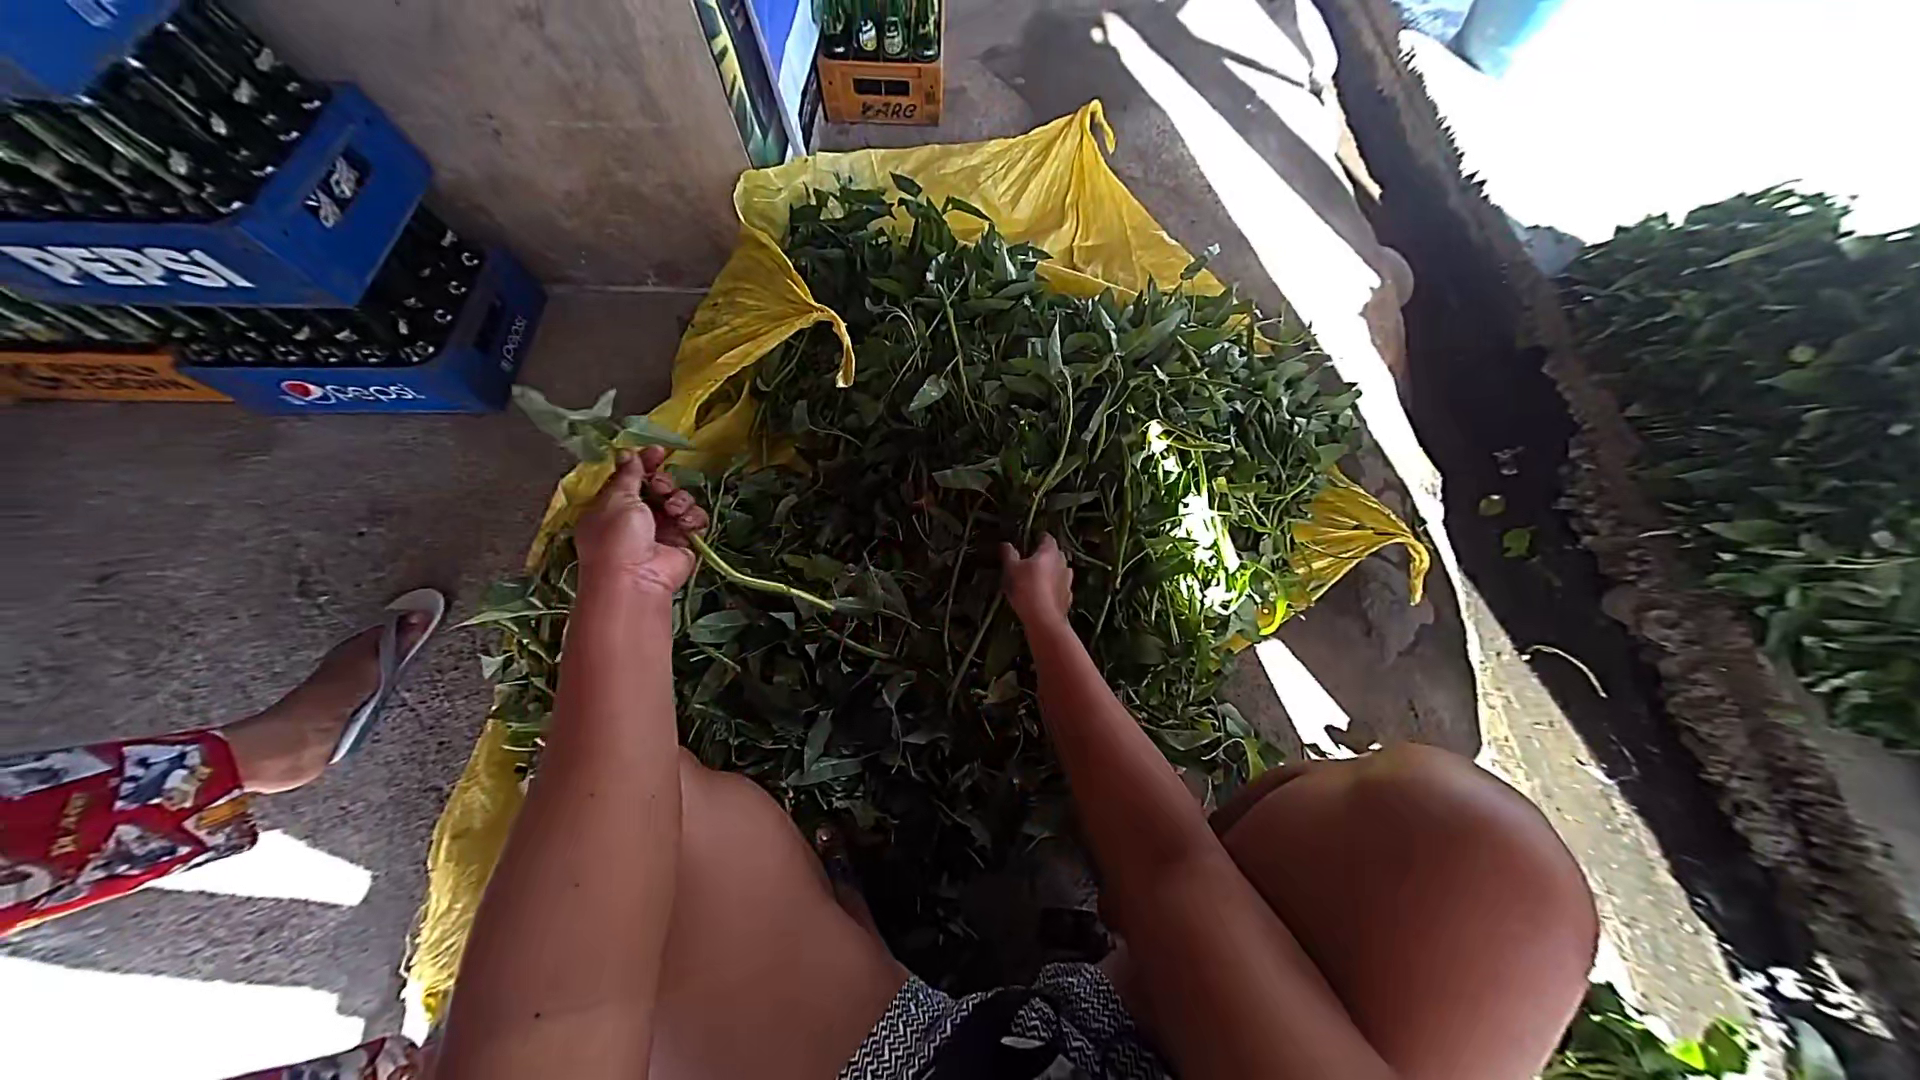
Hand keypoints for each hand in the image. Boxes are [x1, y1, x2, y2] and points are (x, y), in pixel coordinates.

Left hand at [574, 446, 708, 596]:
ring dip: (679, 499)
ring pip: (680, 500)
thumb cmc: (617, 537)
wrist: (636, 578)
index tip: (658, 451)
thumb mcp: (617, 498)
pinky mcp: (684, 541)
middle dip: (664, 482)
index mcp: (615, 504)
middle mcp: (639, 515)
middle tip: (660, 488)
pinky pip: (695, 519)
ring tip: (673, 510)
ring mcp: (663, 528)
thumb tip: (627, 453)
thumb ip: (627, 474)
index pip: (633, 476)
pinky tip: (685, 522)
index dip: (645, 461)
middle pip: (660, 486)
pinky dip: (693, 517)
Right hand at [1000, 533, 1073, 627]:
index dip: (1038, 537)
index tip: (1030, 540)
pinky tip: (1041, 594)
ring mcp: (1067, 580)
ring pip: (1058, 570)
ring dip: (1048, 572)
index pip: (1046, 537)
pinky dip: (1052, 587)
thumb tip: (1006, 545)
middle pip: (1054, 553)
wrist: (1043, 619)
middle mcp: (1062, 563)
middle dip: (1043, 555)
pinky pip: (1059, 586)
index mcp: (1049, 552)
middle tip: (1029, 560)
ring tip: (1034, 578)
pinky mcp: (1067, 596)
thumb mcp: (1011, 569)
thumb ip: (1009, 554)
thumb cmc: (1027, 590)